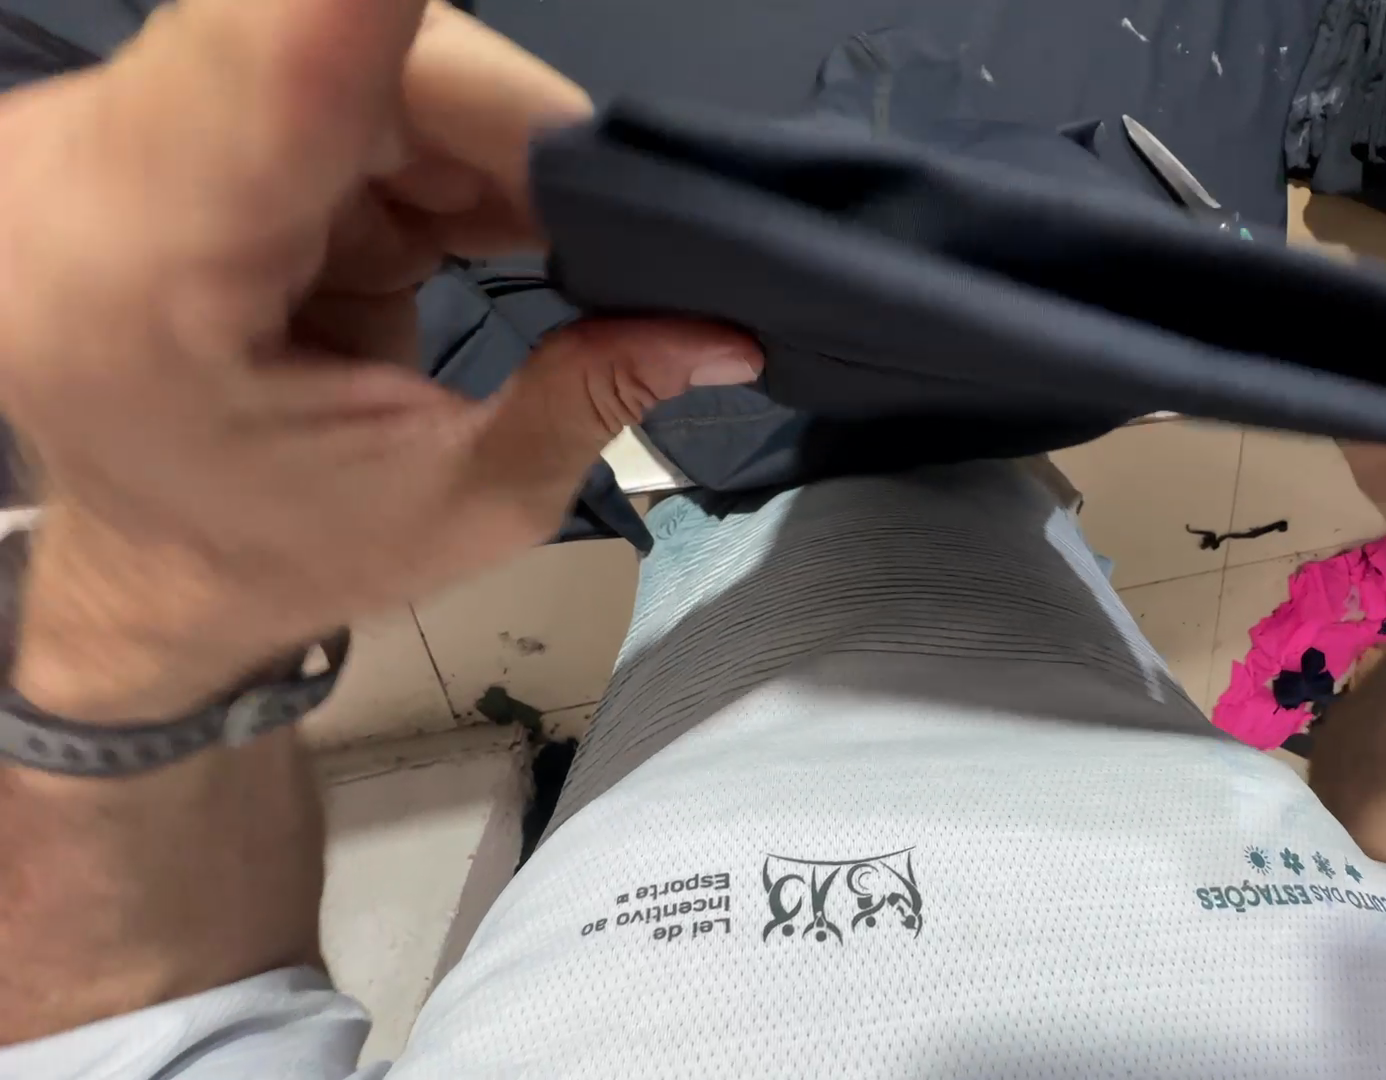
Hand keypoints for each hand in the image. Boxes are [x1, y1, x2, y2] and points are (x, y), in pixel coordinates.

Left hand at [0, 0, 760, 720]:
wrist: (174, 565)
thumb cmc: (309, 554)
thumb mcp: (481, 498)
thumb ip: (596, 399)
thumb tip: (728, 335)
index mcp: (150, 274)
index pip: (266, 61)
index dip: (373, 3)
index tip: (477, 13)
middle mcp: (109, 171)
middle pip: (359, 59)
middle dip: (524, 133)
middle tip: (635, 224)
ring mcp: (149, 142)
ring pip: (376, 66)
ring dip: (507, 152)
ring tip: (586, 245)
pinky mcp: (208, 145)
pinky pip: (369, 102)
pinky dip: (470, 161)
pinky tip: (524, 229)